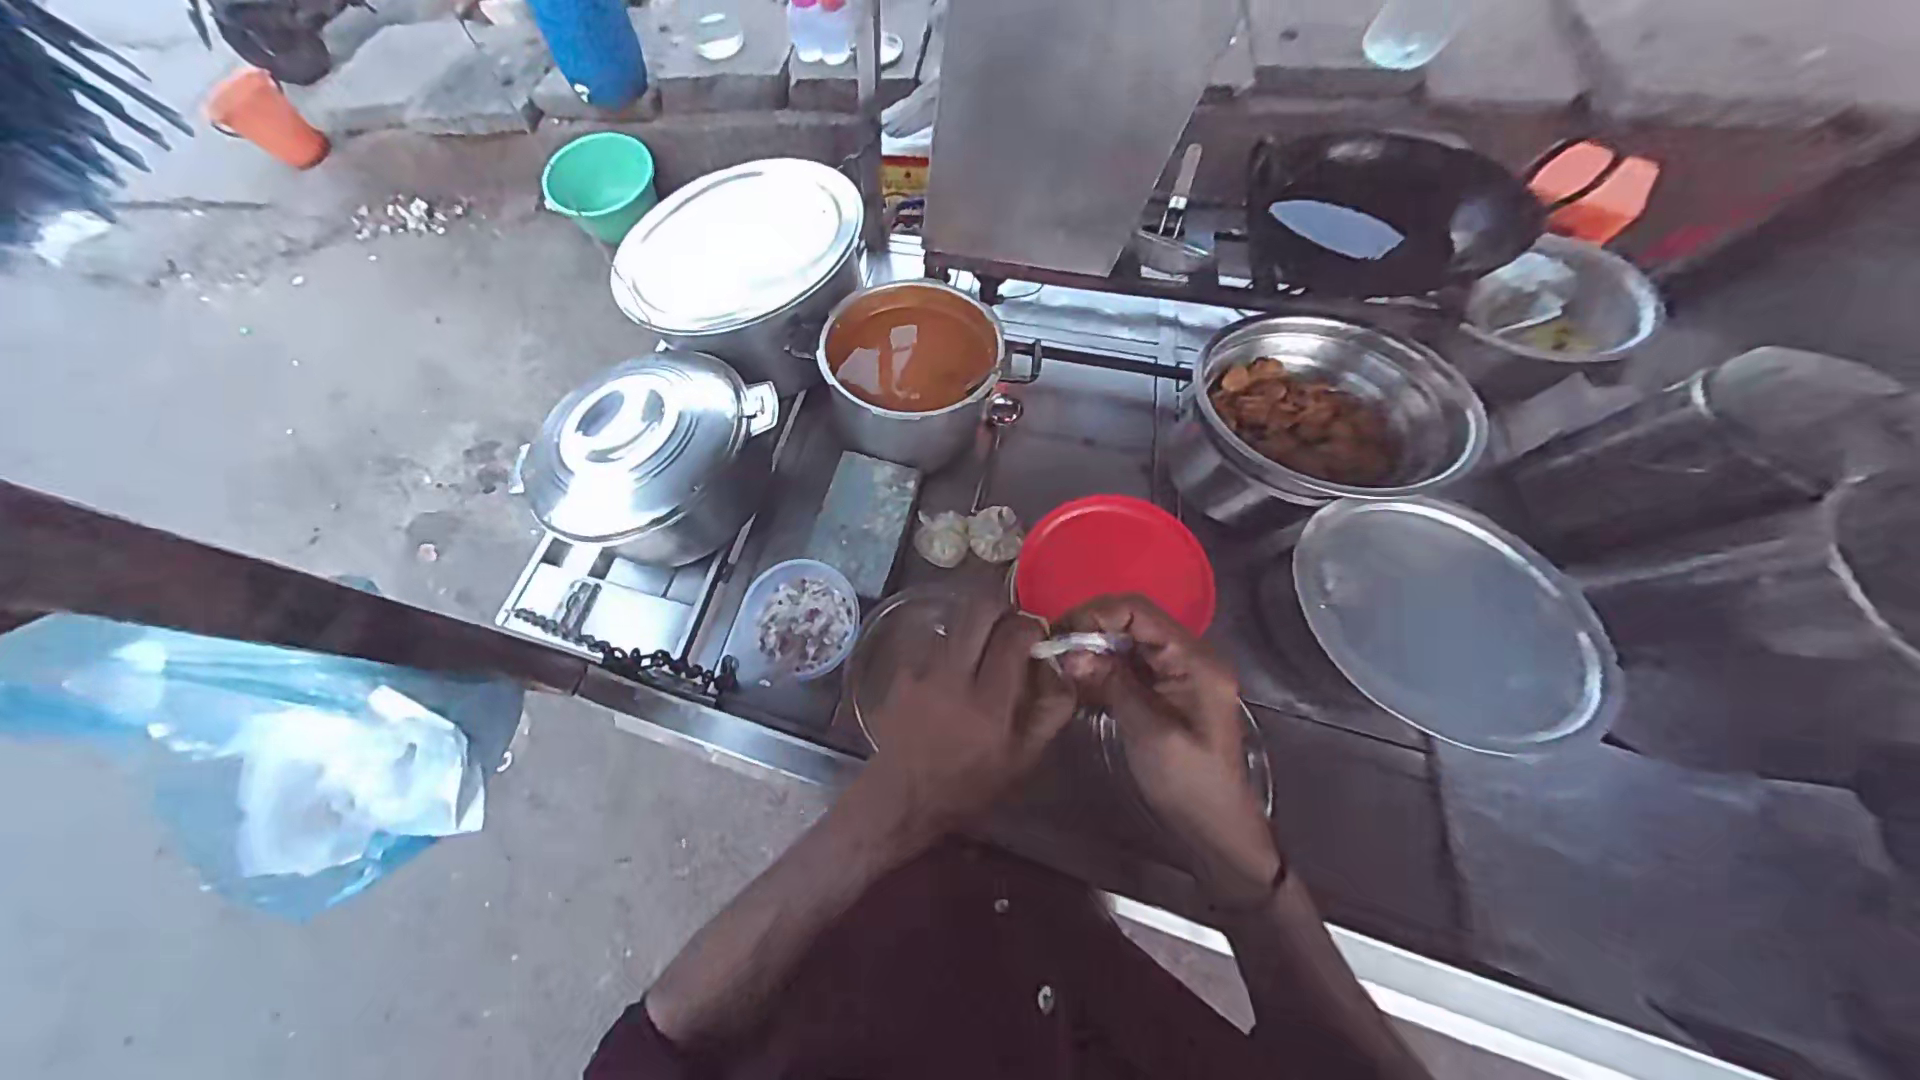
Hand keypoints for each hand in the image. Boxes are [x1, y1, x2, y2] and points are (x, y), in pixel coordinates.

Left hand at [861, 596, 1075, 841]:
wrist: (905, 798)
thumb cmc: (971, 784)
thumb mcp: (1025, 758)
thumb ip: (1052, 708)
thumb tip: (1059, 666)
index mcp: (989, 702)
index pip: (1014, 635)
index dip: (1031, 627)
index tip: (1036, 636)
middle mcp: (953, 678)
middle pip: (980, 610)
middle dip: (1002, 611)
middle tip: (1010, 629)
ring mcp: (921, 672)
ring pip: (955, 624)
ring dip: (974, 631)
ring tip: (979, 657)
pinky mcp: (900, 673)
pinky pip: (932, 646)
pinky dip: (949, 652)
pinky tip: (949, 678)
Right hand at [1059, 594, 1282, 907]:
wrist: (1216, 825)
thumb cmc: (1189, 781)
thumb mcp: (1148, 732)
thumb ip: (1112, 684)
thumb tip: (1070, 652)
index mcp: (1194, 659)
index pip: (1140, 612)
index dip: (1097, 614)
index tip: (1061, 634)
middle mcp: (1188, 655)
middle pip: (1133, 621)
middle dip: (1091, 629)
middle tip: (1055, 649)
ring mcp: (1178, 670)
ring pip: (1128, 640)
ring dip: (1094, 648)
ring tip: (1062, 665)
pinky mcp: (1166, 686)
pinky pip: (1130, 662)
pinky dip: (1103, 667)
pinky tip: (1081, 681)